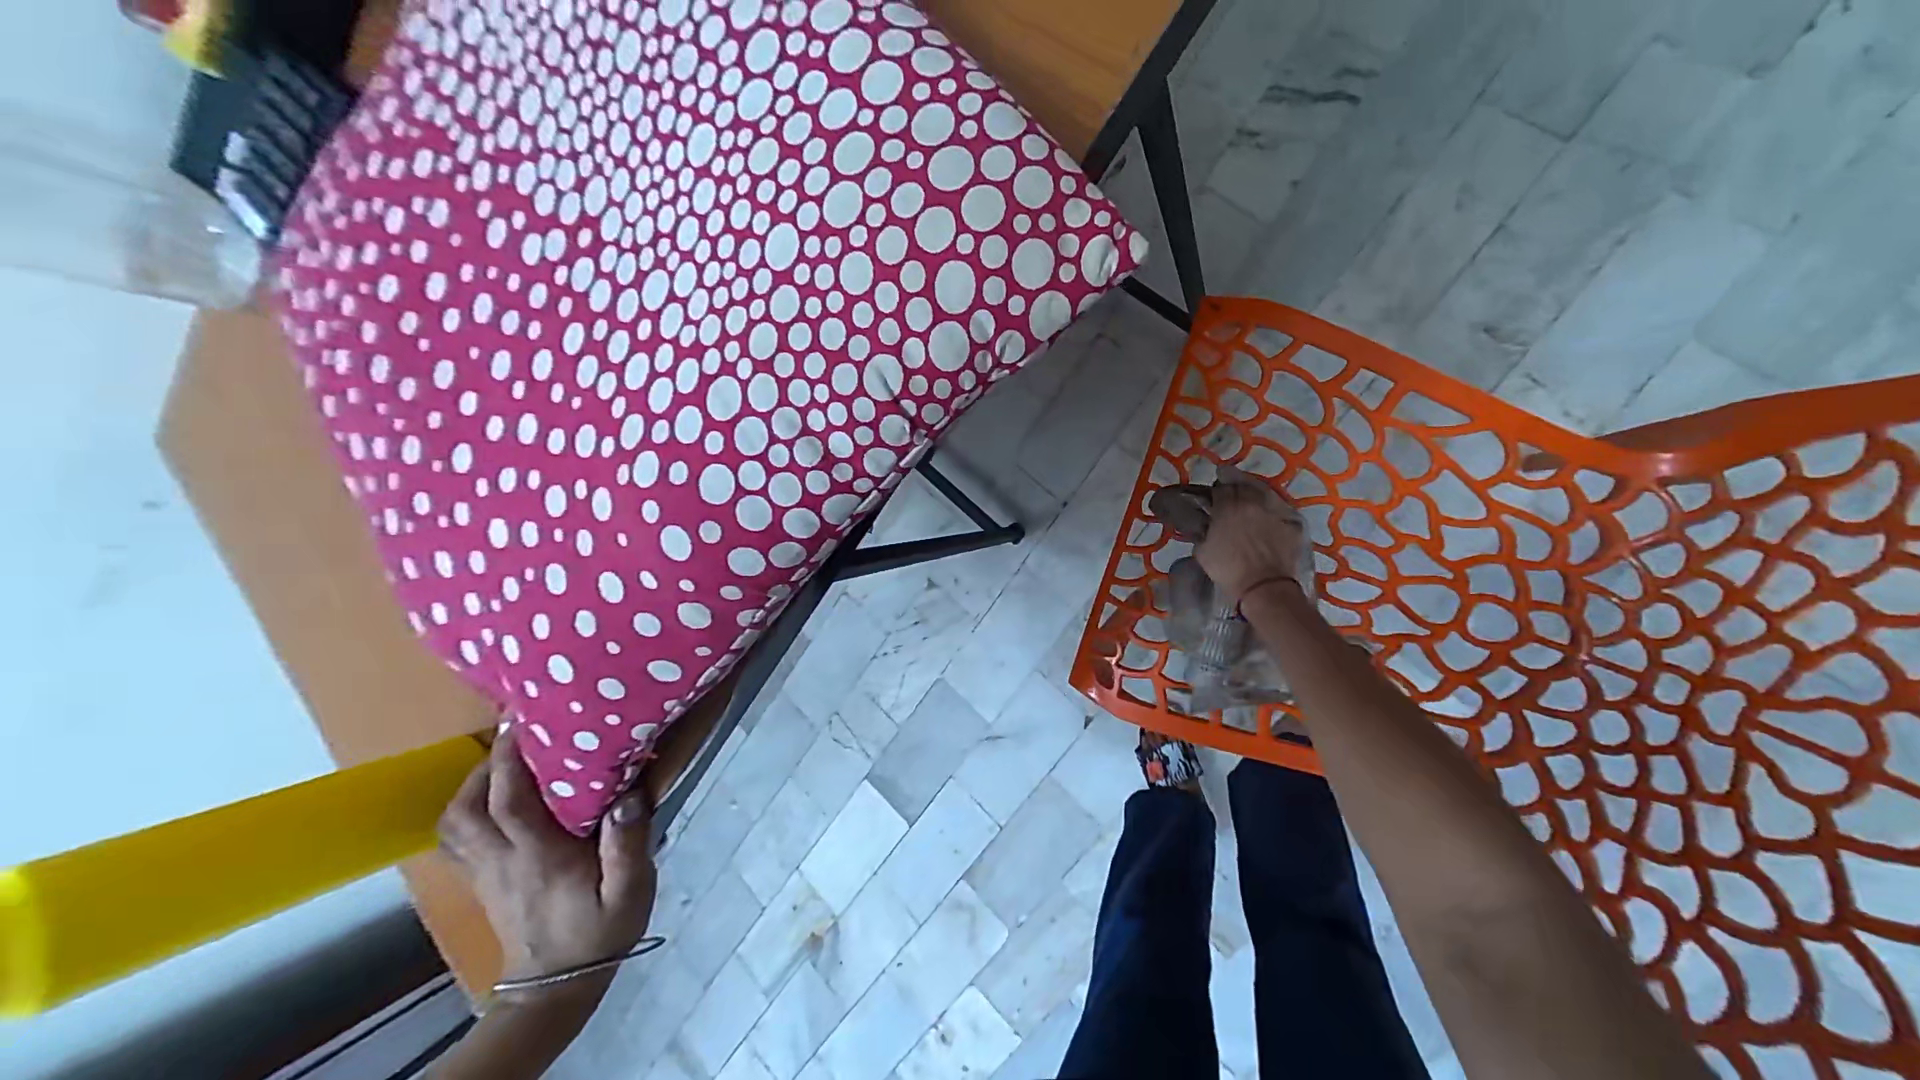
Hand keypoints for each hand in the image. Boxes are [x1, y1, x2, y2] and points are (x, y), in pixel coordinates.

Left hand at [438, 732, 657, 983]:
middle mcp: (502, 859)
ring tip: (505, 764)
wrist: (558, 986)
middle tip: (519, 736)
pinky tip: (493, 800)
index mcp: (538, 856)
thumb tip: (628, 797)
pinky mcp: (482, 881)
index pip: (510, 800)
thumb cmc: (599, 932)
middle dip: (488, 764)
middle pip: (469, 806)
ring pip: (455, 821)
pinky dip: (467, 810)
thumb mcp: (629, 892)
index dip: (510, 758)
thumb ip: (629, 845)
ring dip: (472, 786)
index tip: (522, 720)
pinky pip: (458, 838)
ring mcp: (486, 872)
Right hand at [1194, 466, 1310, 605]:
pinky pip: (1278, 514)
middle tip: (1230, 500)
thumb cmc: (1228, 570)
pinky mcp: (1290, 525)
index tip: (1213, 499)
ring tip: (1249, 509)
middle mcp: (1252, 503)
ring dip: (1254, 500)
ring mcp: (1274, 513)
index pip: (1220, 489)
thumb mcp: (1203, 551)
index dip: (1216, 493)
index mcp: (1228, 507)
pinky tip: (1267, 524)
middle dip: (1235, 491)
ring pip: (1263, 497)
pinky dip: (1271, 516)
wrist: (1263, 587)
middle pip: (1243, 487)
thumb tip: (1207, 526)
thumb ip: (1204, 532)